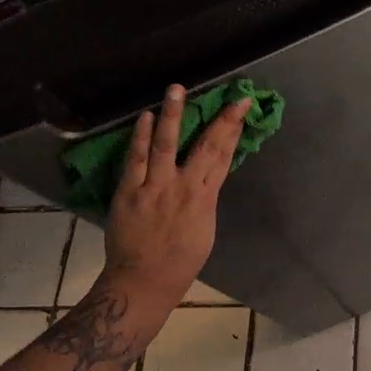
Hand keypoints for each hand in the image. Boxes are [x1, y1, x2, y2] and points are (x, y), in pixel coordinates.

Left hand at [101, 84, 251, 302]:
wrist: (145, 281)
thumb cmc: (180, 261)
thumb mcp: (205, 228)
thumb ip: (205, 198)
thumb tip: (207, 174)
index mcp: (205, 198)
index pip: (223, 156)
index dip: (233, 131)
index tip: (241, 109)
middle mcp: (184, 187)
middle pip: (206, 146)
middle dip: (221, 119)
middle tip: (233, 97)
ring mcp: (156, 187)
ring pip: (166, 144)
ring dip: (172, 114)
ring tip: (176, 89)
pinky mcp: (130, 191)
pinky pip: (136, 159)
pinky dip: (140, 137)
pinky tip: (144, 116)